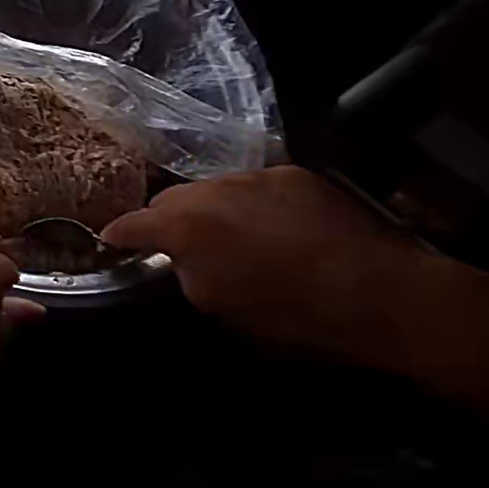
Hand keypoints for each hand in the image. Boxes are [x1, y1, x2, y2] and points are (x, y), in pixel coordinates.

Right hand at [102, 166, 437, 368]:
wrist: (378, 292)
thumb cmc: (291, 314)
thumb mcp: (220, 308)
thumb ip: (186, 273)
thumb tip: (181, 257)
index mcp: (186, 227)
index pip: (134, 223)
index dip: (118, 234)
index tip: (110, 239)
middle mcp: (211, 189)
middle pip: (171, 199)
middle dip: (168, 220)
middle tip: (181, 246)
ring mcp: (253, 176)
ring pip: (214, 189)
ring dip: (213, 210)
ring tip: (236, 237)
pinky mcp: (291, 173)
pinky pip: (255, 186)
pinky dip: (253, 205)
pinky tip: (278, 229)